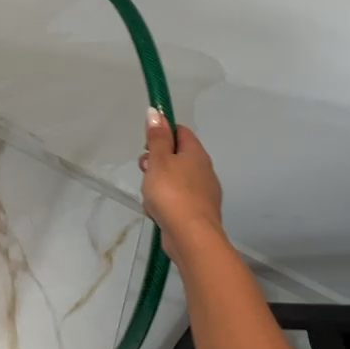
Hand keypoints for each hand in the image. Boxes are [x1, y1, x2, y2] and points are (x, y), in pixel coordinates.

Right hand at [139, 108, 224, 259]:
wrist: (191, 237)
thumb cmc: (172, 192)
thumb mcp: (159, 159)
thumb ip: (156, 137)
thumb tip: (156, 112)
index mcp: (197, 154)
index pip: (181, 132)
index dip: (162, 133)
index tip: (147, 145)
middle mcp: (204, 171)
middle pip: (176, 156)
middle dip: (155, 162)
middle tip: (145, 170)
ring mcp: (203, 194)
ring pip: (174, 180)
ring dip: (157, 184)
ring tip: (149, 196)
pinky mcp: (197, 213)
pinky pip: (176, 200)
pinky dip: (164, 203)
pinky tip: (156, 212)